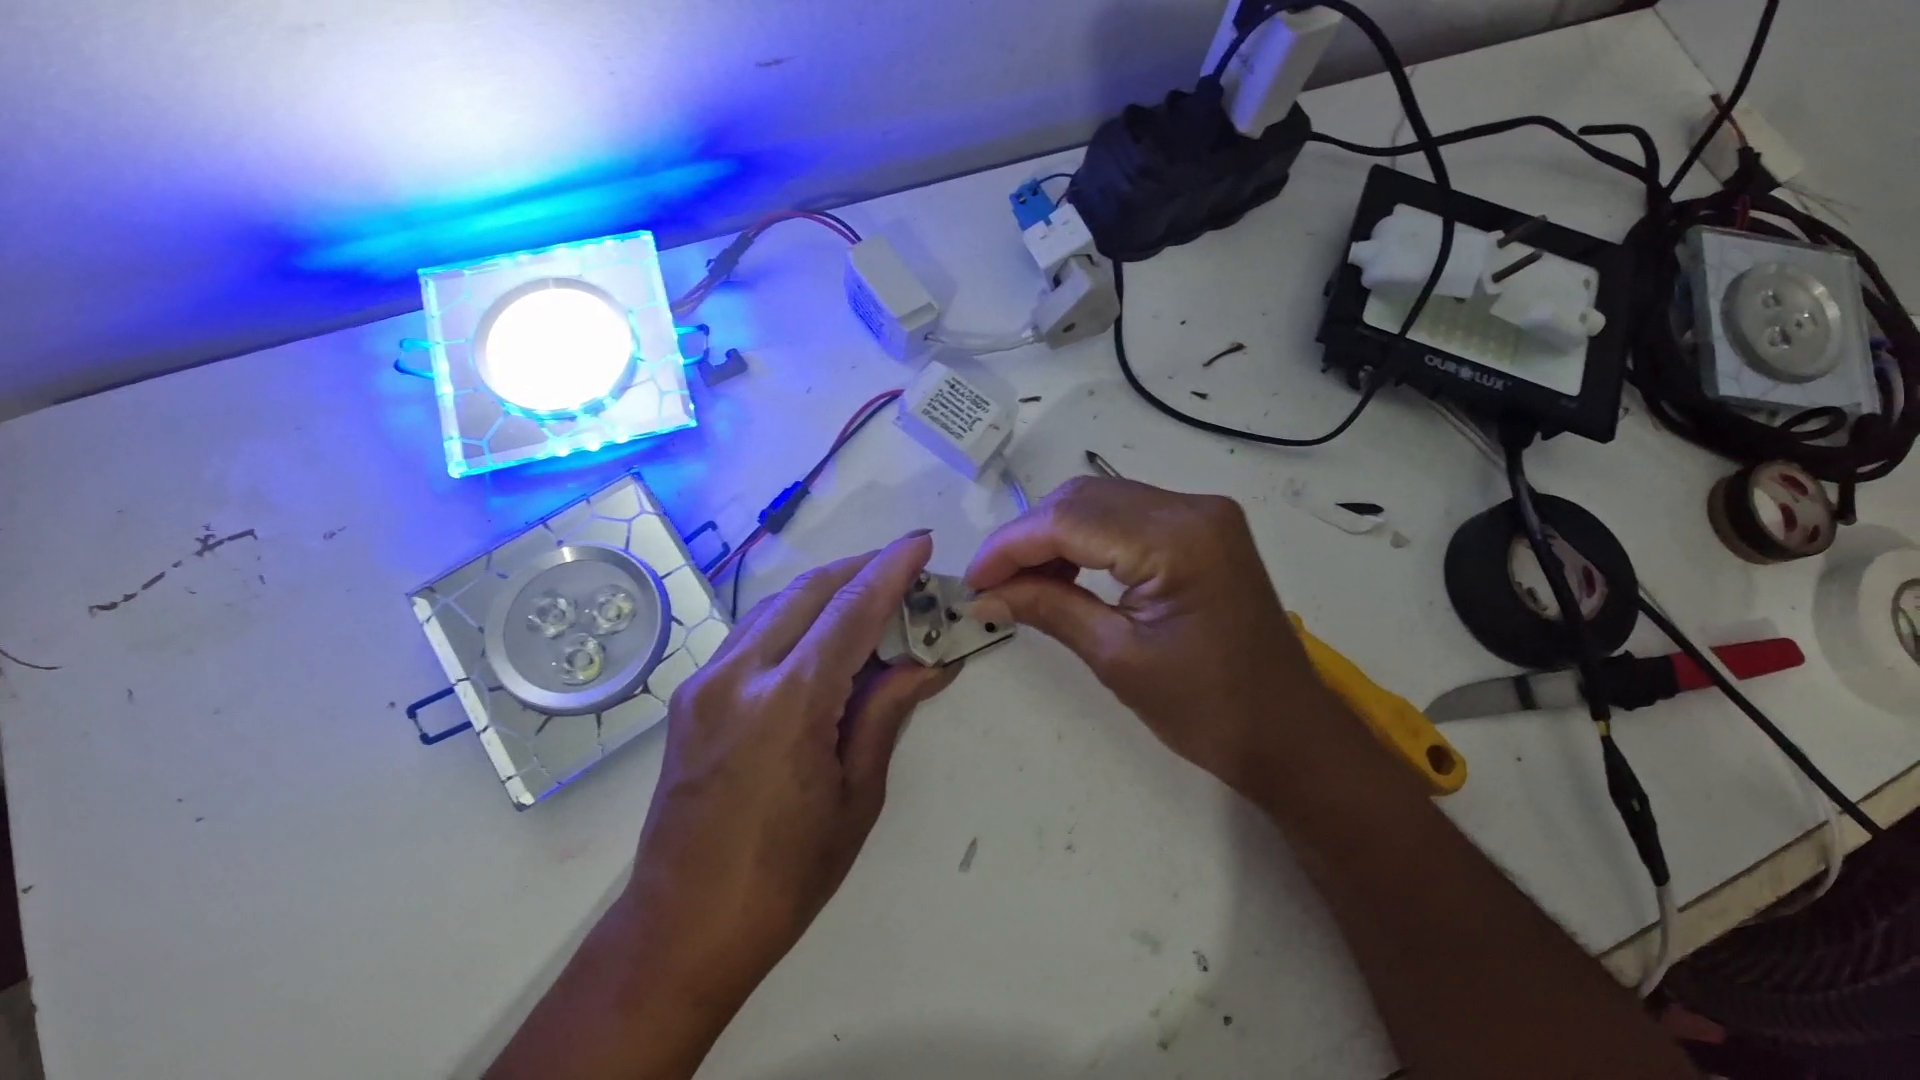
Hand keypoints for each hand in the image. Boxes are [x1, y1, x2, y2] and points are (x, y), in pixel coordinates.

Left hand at [623, 532, 958, 1009]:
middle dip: (859, 570)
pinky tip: (820, 637)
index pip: (850, 612)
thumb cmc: (785, 876)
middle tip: (905, 570)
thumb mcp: (855, 796)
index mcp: (788, 703)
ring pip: (773, 608)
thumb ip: (885, 714)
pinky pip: (750, 637)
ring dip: (823, 592)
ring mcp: (706, 684)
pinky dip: (791, 621)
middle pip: (807, 593)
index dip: (890, 571)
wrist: (683, 925)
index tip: (921, 542)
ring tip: (869, 597)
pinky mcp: (691, 699)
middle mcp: (739, 676)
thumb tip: (927, 663)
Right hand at [966, 478, 1339, 794]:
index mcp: (1179, 539)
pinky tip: (1066, 571)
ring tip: (1022, 582)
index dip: (1010, 546)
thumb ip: (1049, 608)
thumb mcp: (1118, 658)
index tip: (972, 582)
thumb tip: (984, 594)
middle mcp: (1194, 508)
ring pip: (1102, 501)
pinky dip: (1088, 537)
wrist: (1287, 732)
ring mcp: (1204, 514)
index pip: (1070, 520)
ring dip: (1054, 534)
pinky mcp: (1205, 528)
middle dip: (1028, 537)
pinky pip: (1129, 515)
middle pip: (1083, 499)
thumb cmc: (1207, 709)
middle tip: (991, 585)